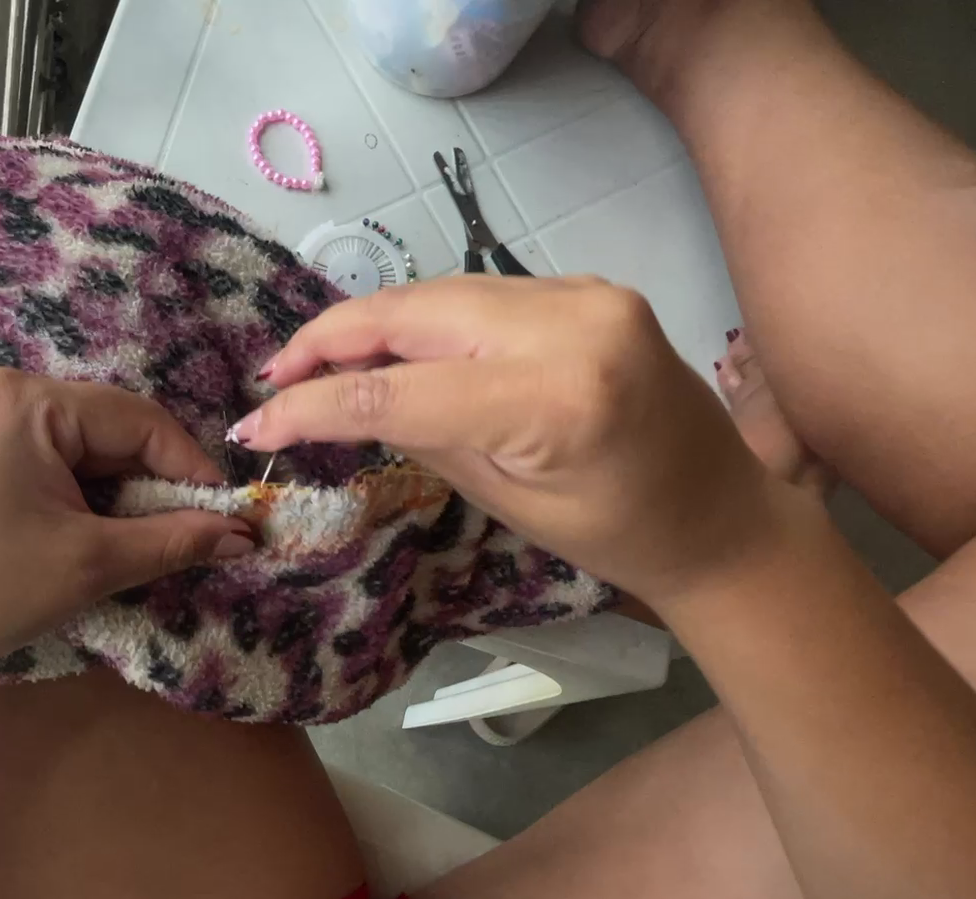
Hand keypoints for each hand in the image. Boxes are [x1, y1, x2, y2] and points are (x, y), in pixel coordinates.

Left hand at [0, 367, 254, 691]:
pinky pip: (37, 458)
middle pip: (103, 429)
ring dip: (112, 493)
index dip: (189, 468)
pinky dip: (72, 493)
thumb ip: (175, 540)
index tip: (227, 517)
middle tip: (181, 537)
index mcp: (24, 398)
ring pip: (73, 447)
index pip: (136, 419)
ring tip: (130, 544)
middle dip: (147, 485)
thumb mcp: (90, 564)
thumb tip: (246, 534)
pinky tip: (78, 534)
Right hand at [234, 275, 786, 603]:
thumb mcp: (500, 497)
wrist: (721, 513)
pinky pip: (472, 297)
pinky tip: (388, 351)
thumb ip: (417, 434)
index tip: (255, 426)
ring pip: (434, 295)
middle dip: (327, 340)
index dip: (311, 406)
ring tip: (315, 366)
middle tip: (274, 377)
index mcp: (551, 398)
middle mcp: (568, 321)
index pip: (394, 390)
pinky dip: (417, 322)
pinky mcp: (581, 288)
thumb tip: (341, 402)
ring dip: (366, 327)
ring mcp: (581, 292)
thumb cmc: (612, 534)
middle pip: (408, 314)